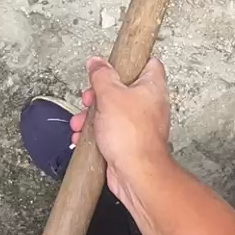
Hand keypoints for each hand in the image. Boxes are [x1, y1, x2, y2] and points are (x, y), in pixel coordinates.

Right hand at [72, 55, 173, 200]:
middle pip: (121, 88)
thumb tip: (97, 63)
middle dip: (99, 94)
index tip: (112, 63)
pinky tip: (84, 136)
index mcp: (152, 87)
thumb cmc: (133, 137)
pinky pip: (109, 131)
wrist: (135, 173)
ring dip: (92, 116)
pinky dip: (95, 133)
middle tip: (91, 99)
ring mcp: (139, 124)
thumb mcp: (110, 96)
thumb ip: (102, 76)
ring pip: (112, 111)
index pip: (148, 62)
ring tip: (82, 122)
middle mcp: (149, 104)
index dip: (128, 61)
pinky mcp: (128, 141)